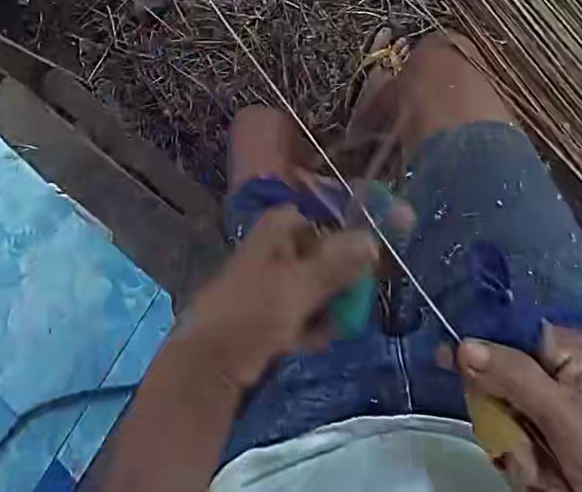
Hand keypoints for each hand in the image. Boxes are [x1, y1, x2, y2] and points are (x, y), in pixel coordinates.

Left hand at [172, 205, 377, 389]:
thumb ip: (338, 264)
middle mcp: (275, 246)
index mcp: (278, 227)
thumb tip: (372, 240)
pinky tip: (317, 341)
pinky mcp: (267, 310)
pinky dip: (312, 324)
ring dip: (328, 306)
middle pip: (322, 253)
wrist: (208, 364)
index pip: (322, 217)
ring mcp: (270, 278)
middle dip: (339, 280)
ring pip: (314, 285)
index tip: (365, 259)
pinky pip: (302, 309)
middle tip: (354, 302)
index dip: (344, 235)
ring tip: (336, 326)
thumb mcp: (300, 287)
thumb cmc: (253, 312)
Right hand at [458, 326, 581, 491]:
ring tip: (549, 473)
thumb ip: (515, 377)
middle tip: (525, 442)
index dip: (476, 342)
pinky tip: (549, 483)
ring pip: (496, 419)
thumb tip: (463, 345)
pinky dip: (521, 471)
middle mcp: (550, 379)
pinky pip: (506, 450)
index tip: (448, 356)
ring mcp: (544, 419)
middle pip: (492, 378)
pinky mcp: (541, 453)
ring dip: (515, 450)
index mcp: (563, 352)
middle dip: (502, 416)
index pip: (506, 329)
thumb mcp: (567, 415)